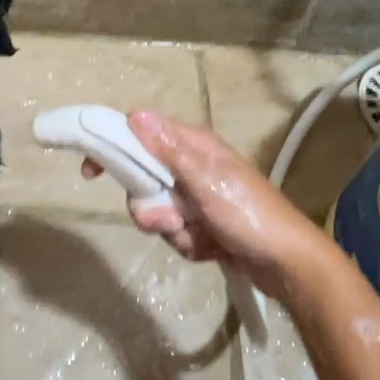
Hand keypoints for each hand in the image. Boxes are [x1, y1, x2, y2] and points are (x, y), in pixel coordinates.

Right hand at [84, 111, 322, 299]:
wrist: (288, 265)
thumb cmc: (249, 215)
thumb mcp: (206, 181)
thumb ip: (168, 150)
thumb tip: (134, 114)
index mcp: (192, 145)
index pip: (139, 133)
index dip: (113, 148)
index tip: (91, 172)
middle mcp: (191, 165)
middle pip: (141, 178)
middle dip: (150, 205)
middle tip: (171, 219)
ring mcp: (196, 196)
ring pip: (155, 209)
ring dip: (171, 228)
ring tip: (198, 237)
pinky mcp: (201, 223)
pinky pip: (173, 231)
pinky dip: (187, 243)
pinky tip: (209, 249)